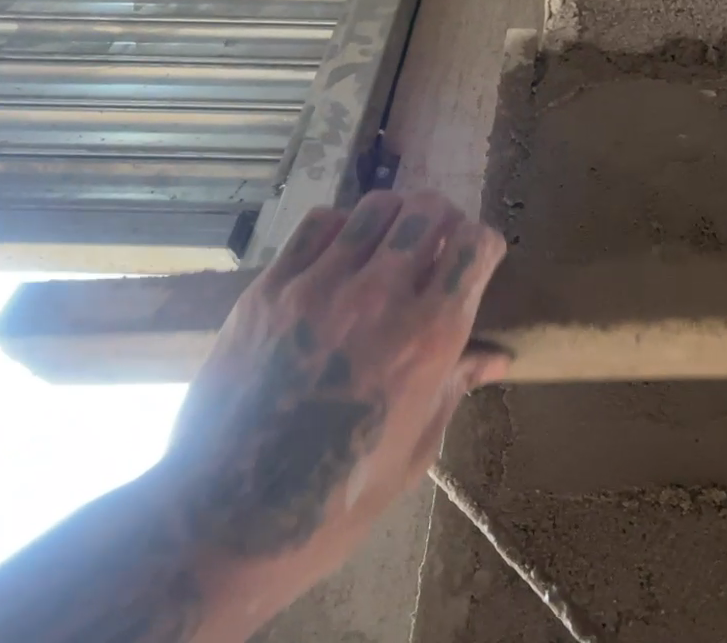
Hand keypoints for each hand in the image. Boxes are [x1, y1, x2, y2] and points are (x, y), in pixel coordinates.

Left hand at [161, 190, 507, 635]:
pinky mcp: (270, 289)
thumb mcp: (416, 448)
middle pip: (427, 210)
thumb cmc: (340, 498)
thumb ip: (456, 386)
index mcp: (429, 338)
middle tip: (436, 244)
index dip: (484, 245)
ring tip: (388, 246)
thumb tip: (497, 358)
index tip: (477, 258)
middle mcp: (381, 297)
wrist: (229, 519)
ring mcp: (320, 287)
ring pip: (374, 207)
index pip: (474, 245)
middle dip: (442, 219)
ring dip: (393, 218)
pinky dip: (339, 229)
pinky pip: (316, 225)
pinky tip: (339, 257)